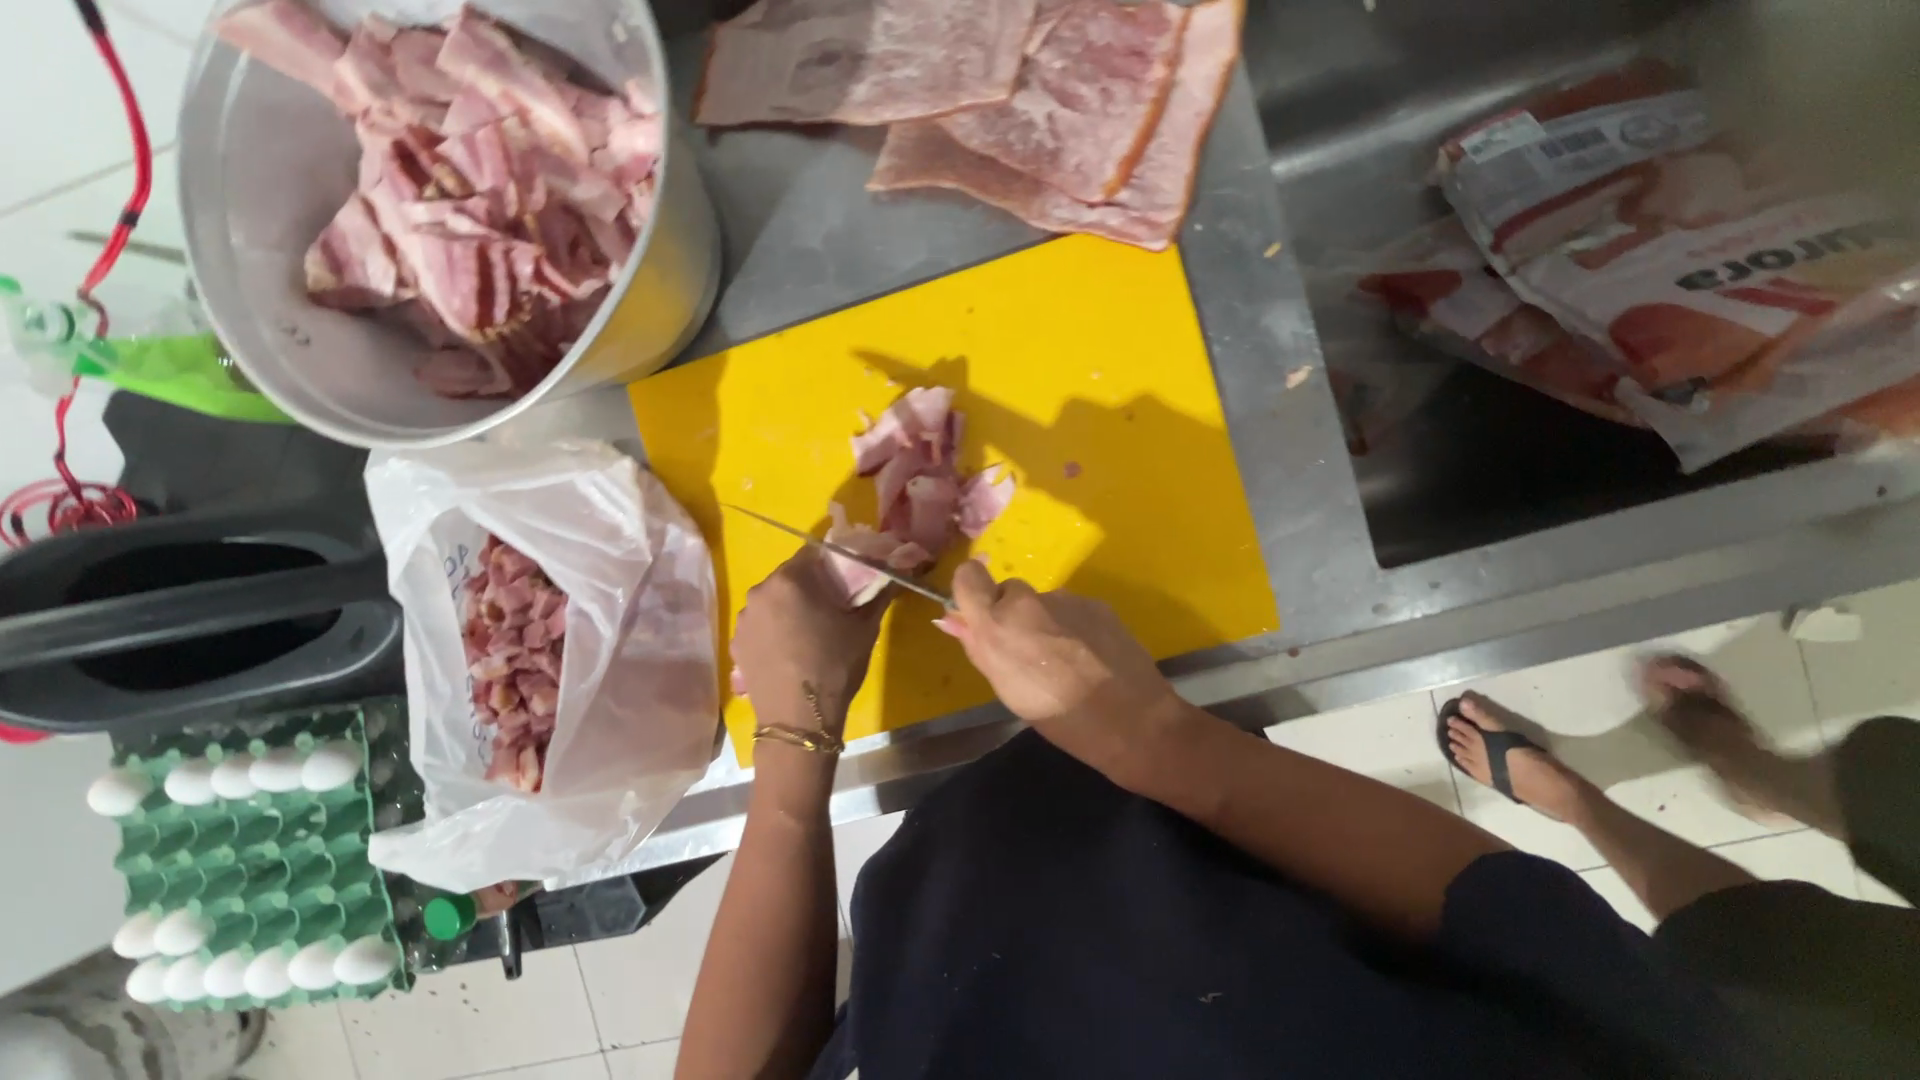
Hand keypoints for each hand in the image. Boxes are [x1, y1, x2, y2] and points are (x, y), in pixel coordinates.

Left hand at [732, 549, 888, 736]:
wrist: (799, 719)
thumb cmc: (835, 666)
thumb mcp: (865, 627)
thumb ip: (879, 592)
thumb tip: (896, 570)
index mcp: (790, 579)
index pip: (814, 552)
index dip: (833, 562)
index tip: (847, 579)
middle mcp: (759, 591)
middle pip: (790, 576)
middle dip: (811, 585)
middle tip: (833, 607)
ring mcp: (744, 618)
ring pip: (773, 600)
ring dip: (790, 608)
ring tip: (810, 634)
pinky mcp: (736, 643)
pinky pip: (760, 624)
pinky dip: (774, 630)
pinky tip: (790, 652)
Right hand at [942, 560, 1187, 779]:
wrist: (1134, 721)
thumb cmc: (1060, 719)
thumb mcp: (1006, 690)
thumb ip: (977, 647)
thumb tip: (951, 619)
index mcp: (998, 624)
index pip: (967, 576)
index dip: (970, 591)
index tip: (979, 616)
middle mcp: (1029, 601)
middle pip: (1007, 591)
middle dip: (1011, 615)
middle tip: (1027, 653)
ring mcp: (1067, 599)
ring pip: (1042, 602)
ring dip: (1044, 623)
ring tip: (1065, 663)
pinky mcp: (1098, 603)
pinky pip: (1072, 609)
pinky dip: (1073, 627)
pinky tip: (1090, 658)